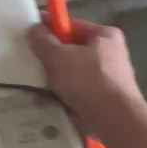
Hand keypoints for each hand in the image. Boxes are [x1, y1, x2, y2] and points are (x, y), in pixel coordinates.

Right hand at [26, 21, 146, 140]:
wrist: (115, 121)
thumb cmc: (89, 82)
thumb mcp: (60, 58)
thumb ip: (44, 42)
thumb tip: (34, 29)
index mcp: (105, 36)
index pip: (73, 26)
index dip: (51, 29)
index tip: (31, 35)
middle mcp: (112, 54)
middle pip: (74, 51)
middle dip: (53, 59)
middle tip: (33, 64)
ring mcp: (111, 79)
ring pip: (76, 74)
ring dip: (58, 80)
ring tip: (39, 86)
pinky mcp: (107, 101)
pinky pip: (80, 93)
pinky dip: (67, 97)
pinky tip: (53, 102)